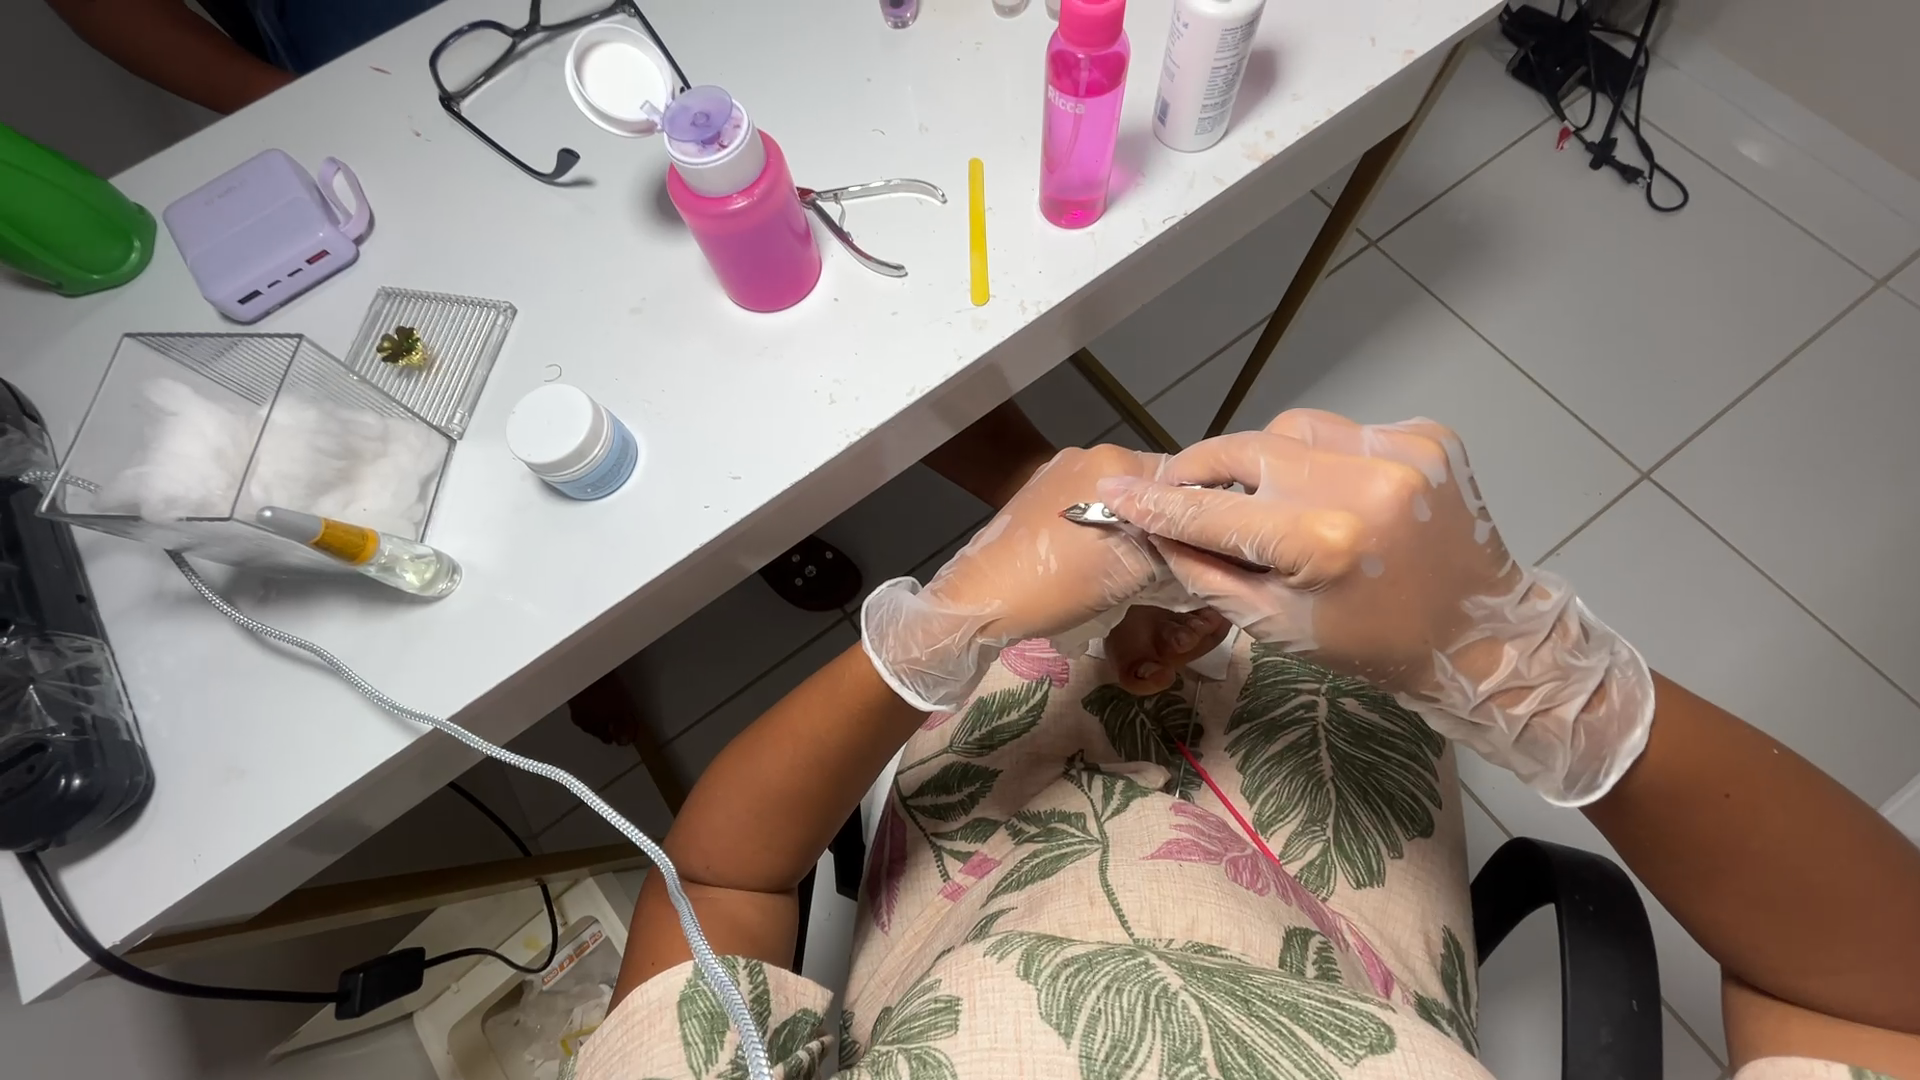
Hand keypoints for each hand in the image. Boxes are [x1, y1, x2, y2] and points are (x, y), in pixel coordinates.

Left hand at [862, 445, 1195, 709]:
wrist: (978, 598)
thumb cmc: (1053, 587)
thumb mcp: (1128, 575)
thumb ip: (1172, 548)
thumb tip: (1201, 543)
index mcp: (1114, 462)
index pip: (1182, 482)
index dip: (1194, 520)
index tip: (1200, 554)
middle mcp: (1089, 454)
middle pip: (1150, 487)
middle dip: (1162, 524)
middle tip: (1168, 567)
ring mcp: (1060, 470)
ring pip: (1120, 497)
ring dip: (1133, 526)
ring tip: (1132, 566)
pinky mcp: (1041, 490)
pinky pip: (1091, 502)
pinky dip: (1105, 526)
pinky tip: (1099, 558)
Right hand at [1099, 409, 1653, 805]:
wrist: (1482, 637)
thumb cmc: (1371, 646)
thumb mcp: (1274, 625)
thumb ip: (1206, 571)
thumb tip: (1156, 530)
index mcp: (1321, 542)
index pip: (1210, 512)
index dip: (1154, 503)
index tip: (1113, 492)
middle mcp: (1360, 482)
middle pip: (1243, 450)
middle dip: (1200, 468)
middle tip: (1178, 488)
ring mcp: (1399, 450)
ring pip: (1287, 429)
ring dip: (1257, 458)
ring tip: (1257, 493)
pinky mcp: (1425, 436)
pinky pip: (1338, 431)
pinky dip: (1312, 456)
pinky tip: (1321, 489)